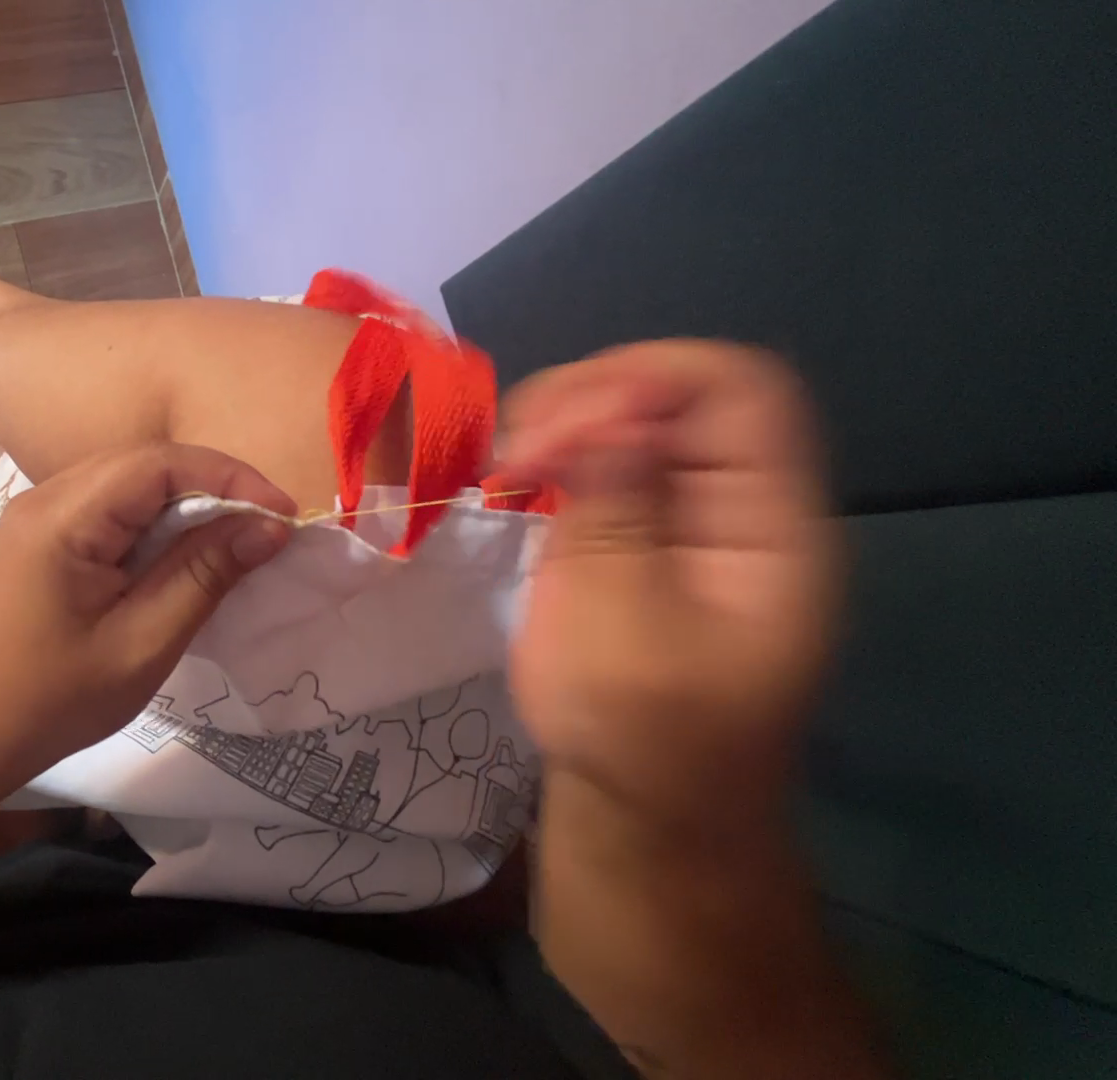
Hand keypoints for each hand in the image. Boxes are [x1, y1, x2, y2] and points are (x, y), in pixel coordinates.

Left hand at [0, 444, 292, 764]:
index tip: (282, 514)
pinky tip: (187, 549)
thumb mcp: (145, 643)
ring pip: (133, 480)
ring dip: (190, 501)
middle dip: (215, 486)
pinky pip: (114, 504)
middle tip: (267, 527)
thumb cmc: (62, 698)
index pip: (158, 464)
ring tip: (237, 537)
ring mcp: (41, 510)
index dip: (228, 478)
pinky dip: (160, 519)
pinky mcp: (46, 529)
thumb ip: (204, 576)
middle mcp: (46, 497)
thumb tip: (269, 527)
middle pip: (145, 463)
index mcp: (62, 520)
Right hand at [499, 341, 840, 837]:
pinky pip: (603, 459)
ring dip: (562, 422)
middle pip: (678, 392)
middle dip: (588, 400)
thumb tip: (612, 408)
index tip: (551, 434)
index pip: (735, 390)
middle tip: (515, 456)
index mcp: (767, 526)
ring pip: (632, 417)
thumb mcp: (624, 631)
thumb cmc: (638, 734)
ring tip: (506, 465)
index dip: (642, 381)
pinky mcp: (637, 533)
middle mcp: (734, 504)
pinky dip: (554, 453)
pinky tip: (515, 478)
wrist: (638, 802)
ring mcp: (683, 516)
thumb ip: (621, 518)